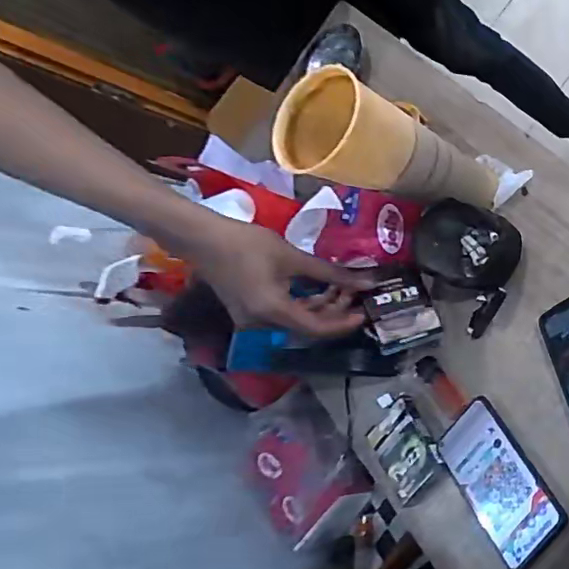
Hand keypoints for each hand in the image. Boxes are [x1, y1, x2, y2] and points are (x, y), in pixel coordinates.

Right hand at [177, 212, 370, 337]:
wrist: (204, 239)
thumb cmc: (247, 244)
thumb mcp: (293, 257)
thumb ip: (331, 274)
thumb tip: (364, 282)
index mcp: (274, 313)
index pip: (318, 329)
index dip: (344, 323)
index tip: (364, 312)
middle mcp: (263, 325)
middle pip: (308, 326)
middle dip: (334, 310)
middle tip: (354, 290)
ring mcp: (253, 321)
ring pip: (297, 320)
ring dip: (320, 306)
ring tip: (341, 285)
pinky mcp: (249, 312)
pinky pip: (283, 314)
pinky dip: (303, 303)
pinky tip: (319, 287)